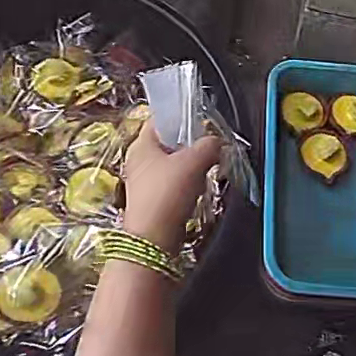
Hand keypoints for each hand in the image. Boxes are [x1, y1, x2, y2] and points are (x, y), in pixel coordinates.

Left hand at [120, 125, 222, 253]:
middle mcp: (138, 160)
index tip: (201, 122)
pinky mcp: (151, 200)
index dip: (180, 116)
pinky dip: (185, 183)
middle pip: (168, 142)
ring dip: (190, 166)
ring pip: (172, 164)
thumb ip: (209, 145)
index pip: (160, 118)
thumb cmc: (168, 193)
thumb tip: (217, 142)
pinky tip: (196, 190)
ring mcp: (143, 181)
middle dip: (190, 144)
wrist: (154, 240)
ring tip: (206, 170)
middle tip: (208, 148)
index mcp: (141, 144)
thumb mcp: (193, 162)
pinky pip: (172, 183)